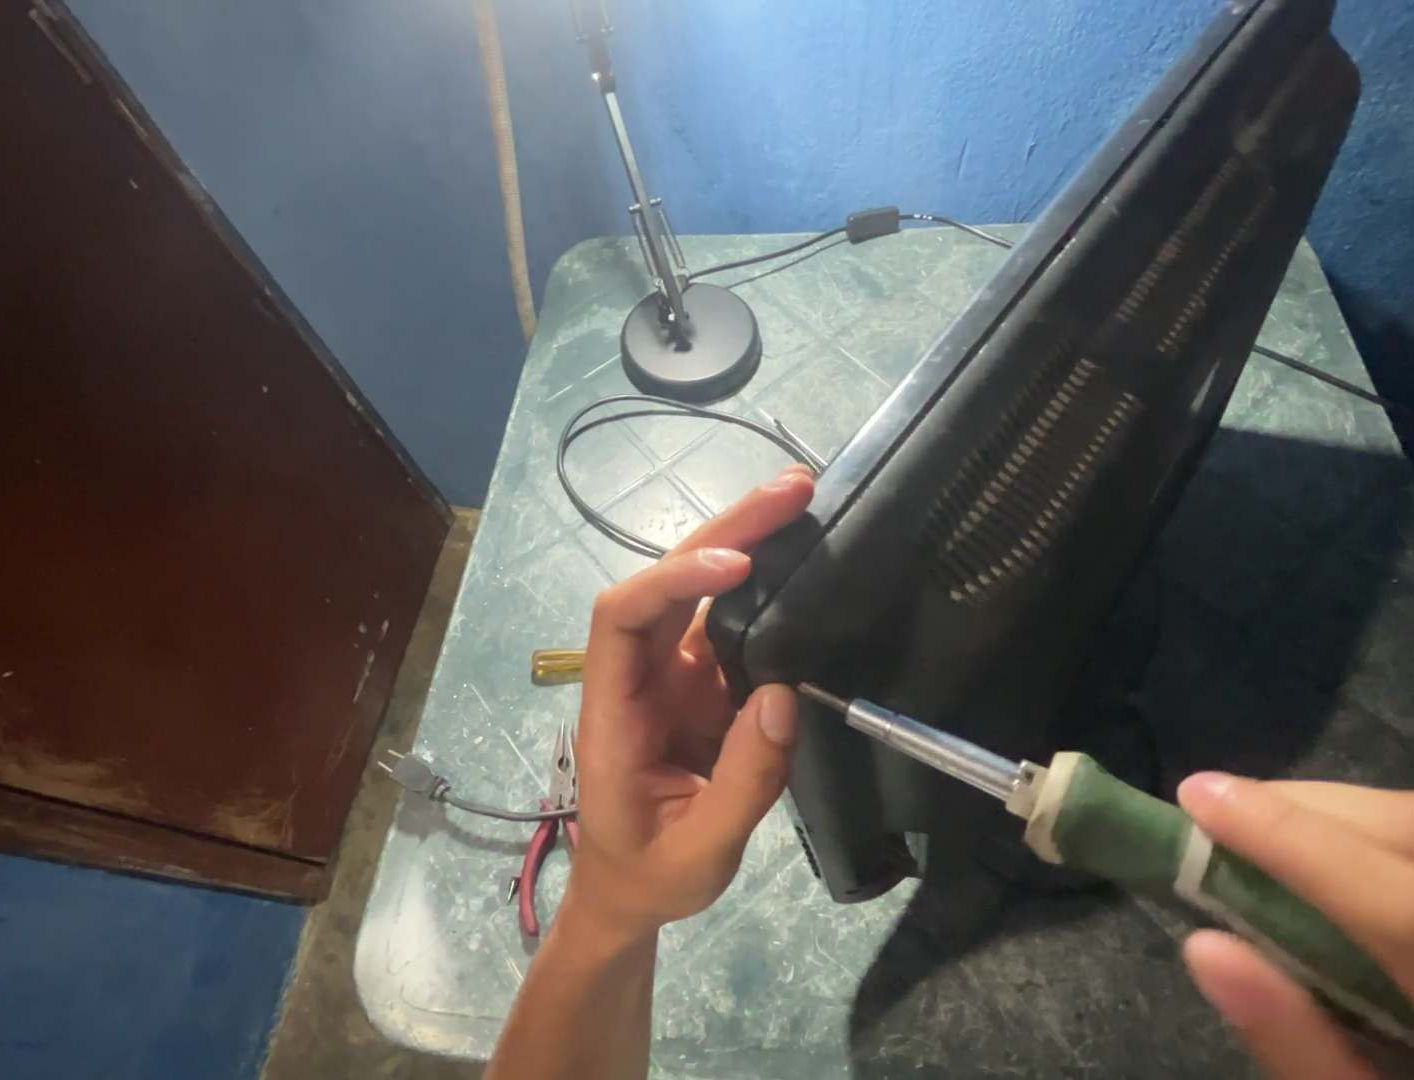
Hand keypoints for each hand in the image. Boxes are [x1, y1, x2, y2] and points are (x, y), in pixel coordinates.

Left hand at [563, 465, 814, 938]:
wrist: (632, 886)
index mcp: (614, 708)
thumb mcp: (699, 847)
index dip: (673, 581)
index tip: (737, 566)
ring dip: (745, 539)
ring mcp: (671, 671)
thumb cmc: (649, 871)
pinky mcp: (702, 679)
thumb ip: (741, 782)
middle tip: (791, 489)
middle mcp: (639, 672)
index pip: (622, 617)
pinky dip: (762, 583)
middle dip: (724, 530)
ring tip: (799, 498)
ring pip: (698, 588)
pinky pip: (727, 621)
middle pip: (665, 580)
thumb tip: (784, 698)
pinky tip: (796, 554)